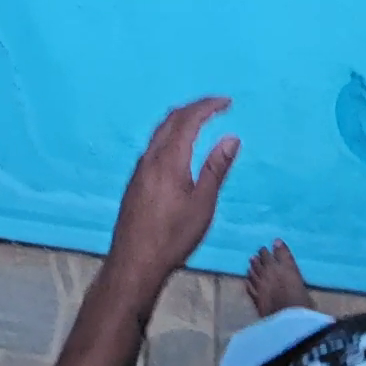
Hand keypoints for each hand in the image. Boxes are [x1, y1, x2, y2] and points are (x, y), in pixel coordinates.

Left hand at [108, 97, 239, 286]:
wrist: (134, 263)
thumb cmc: (173, 236)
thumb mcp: (203, 204)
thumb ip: (216, 168)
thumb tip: (231, 137)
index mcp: (169, 158)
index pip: (188, 119)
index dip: (208, 106)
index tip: (227, 102)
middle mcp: (151, 157)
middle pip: (171, 119)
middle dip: (194, 107)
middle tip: (215, 107)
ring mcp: (140, 168)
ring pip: (159, 131)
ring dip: (180, 119)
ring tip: (200, 121)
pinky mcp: (135, 180)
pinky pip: (154, 144)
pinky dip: (170, 134)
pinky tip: (178, 148)